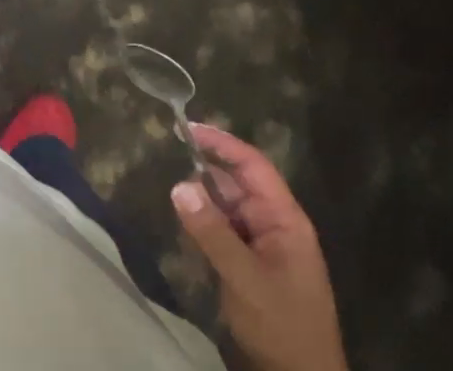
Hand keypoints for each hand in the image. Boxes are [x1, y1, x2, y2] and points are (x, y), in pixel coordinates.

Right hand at [173, 124, 348, 370]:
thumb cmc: (281, 323)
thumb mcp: (245, 277)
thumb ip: (212, 232)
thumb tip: (179, 185)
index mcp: (286, 221)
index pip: (254, 168)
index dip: (223, 144)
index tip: (186, 127)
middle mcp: (275, 226)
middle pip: (238, 184)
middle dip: (205, 168)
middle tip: (166, 153)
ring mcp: (263, 246)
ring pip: (227, 207)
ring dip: (201, 196)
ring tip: (169, 187)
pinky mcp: (249, 264)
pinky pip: (223, 229)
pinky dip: (202, 221)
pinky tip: (183, 222)